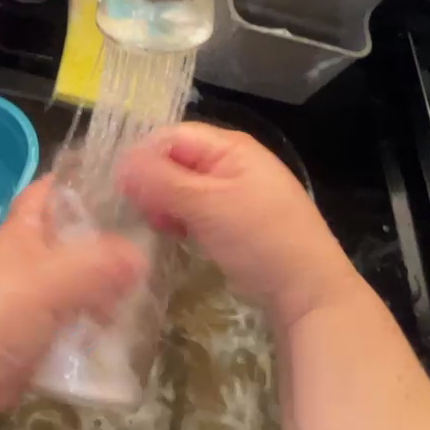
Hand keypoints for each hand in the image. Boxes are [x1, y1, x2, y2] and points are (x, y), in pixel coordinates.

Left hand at [0, 178, 144, 413]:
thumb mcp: (50, 281)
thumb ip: (97, 265)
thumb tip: (142, 254)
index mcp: (23, 231)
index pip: (50, 191)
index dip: (79, 180)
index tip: (122, 180)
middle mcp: (29, 257)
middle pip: (73, 237)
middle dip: (108, 238)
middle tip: (153, 239)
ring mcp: (34, 296)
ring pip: (79, 279)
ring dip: (107, 284)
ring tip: (149, 286)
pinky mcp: (39, 331)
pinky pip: (77, 317)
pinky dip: (98, 319)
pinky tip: (127, 324)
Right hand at [118, 122, 366, 331]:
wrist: (308, 292)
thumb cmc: (261, 240)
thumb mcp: (208, 206)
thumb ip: (163, 181)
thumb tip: (121, 165)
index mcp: (230, 146)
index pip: (171, 136)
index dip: (144, 157)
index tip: (122, 188)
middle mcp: (230, 161)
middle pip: (174, 159)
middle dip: (152, 182)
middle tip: (142, 212)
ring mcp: (232, 190)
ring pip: (180, 184)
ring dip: (164, 202)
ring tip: (159, 226)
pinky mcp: (230, 218)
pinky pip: (193, 206)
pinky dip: (179, 217)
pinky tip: (175, 234)